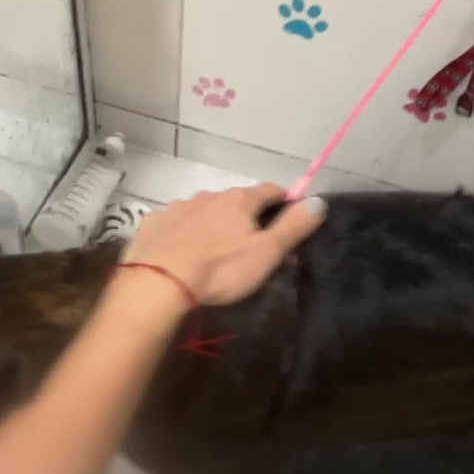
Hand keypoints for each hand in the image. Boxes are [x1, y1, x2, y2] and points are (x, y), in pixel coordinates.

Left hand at [121, 184, 326, 305]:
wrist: (158, 283)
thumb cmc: (221, 269)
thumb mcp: (266, 252)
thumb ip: (294, 226)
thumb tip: (319, 201)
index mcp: (240, 200)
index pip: (271, 190)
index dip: (285, 202)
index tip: (291, 219)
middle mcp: (208, 195)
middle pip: (237, 202)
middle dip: (249, 220)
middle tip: (255, 249)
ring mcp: (178, 207)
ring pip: (205, 211)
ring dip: (216, 224)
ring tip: (218, 252)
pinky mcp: (154, 224)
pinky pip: (176, 222)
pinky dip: (185, 232)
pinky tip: (184, 250)